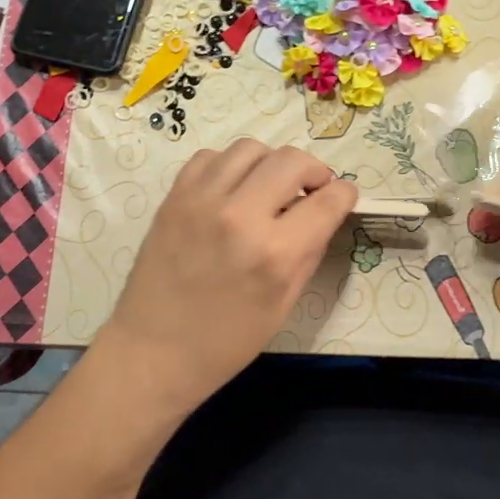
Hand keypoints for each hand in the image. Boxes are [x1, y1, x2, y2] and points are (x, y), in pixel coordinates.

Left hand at [97, 138, 356, 407]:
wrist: (155, 350)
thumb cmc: (226, 341)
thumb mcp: (283, 305)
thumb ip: (308, 252)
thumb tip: (323, 213)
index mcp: (275, 253)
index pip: (327, 201)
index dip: (345, 193)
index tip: (343, 195)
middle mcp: (240, 216)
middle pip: (292, 160)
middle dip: (313, 171)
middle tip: (310, 190)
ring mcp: (202, 201)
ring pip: (250, 148)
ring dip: (270, 164)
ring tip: (269, 187)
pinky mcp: (174, 197)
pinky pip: (210, 157)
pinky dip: (229, 166)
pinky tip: (231, 190)